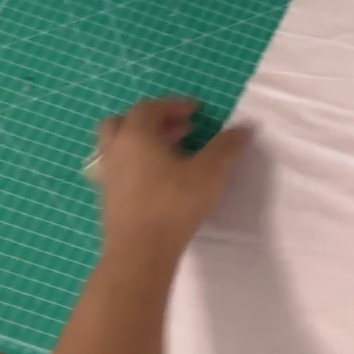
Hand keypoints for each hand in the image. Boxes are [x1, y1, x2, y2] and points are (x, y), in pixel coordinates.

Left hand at [92, 98, 250, 259]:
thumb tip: (245, 126)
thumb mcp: (210, 171)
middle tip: (180, 127)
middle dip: (152, 120)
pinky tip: (162, 175)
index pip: (150, 108)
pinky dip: (139, 159)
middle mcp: (116, 149)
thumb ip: (226, 146)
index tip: (197, 111)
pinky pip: (121, 164)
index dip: (174, 105)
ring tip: (174, 150)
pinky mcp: (109, 193)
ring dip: (144, 140)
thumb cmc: (175, 202)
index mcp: (136, 136)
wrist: (141, 248)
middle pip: (125, 121)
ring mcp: (108, 172)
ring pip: (119, 144)